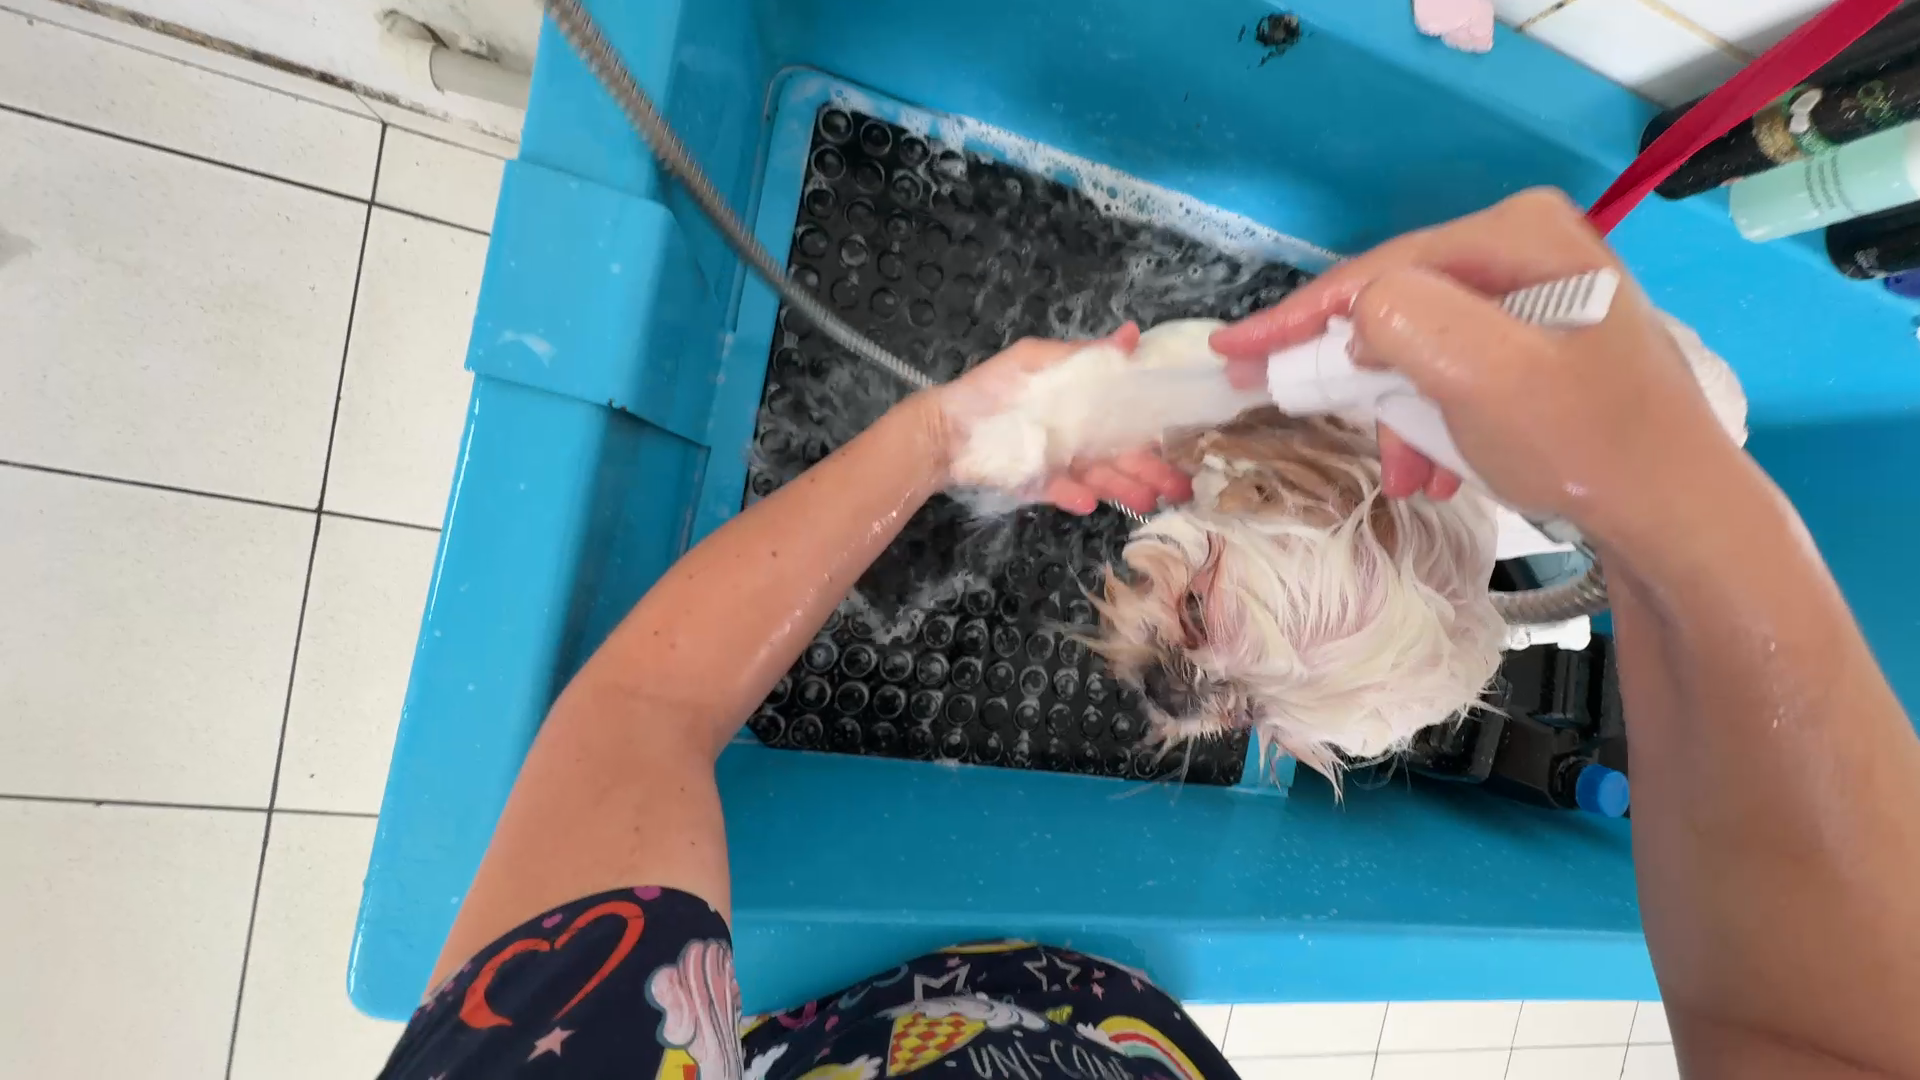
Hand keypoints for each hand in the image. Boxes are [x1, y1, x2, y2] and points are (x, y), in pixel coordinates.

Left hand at [919, 326, 1194, 515]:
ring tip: (1148, 501)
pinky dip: (1074, 496)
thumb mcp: (1036, 361)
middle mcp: (1077, 433)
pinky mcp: (1037, 484)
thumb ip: (1082, 357)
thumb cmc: (990, 390)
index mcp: (1082, 403)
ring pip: (1099, 476)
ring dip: (1123, 488)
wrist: (944, 429)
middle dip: (1152, 469)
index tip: (1187, 438)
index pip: (1127, 415)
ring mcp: (1059, 461)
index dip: (1156, 427)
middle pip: (1121, 453)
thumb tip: (1133, 335)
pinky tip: (1090, 502)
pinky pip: (1061, 491)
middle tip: (1182, 487)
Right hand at [1208, 188, 1743, 546]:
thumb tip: (1352, 314)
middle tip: (1275, 399)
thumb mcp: (1486, 376)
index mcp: (1513, 238)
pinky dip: (1423, 422)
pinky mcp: (1527, 339)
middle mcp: (1519, 251)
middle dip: (1343, 371)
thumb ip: (1408, 321)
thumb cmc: (1580, 443)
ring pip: (1411, 349)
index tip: (1228, 352)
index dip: (1291, 318)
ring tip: (1397, 472)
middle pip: (1388, 309)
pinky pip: (1442, 373)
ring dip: (1390, 413)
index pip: (1373, 275)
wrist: (1671, 511)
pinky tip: (1427, 470)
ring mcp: (1525, 296)